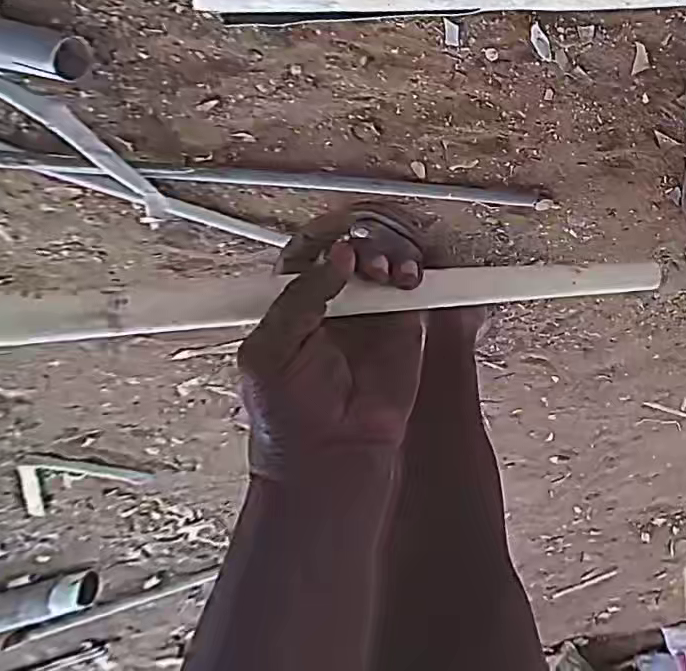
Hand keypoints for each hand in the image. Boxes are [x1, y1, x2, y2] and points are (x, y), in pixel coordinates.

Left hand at [237, 237, 424, 482]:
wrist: (334, 453)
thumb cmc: (288, 415)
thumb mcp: (269, 353)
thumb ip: (298, 299)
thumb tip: (337, 257)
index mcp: (293, 306)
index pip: (309, 256)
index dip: (324, 239)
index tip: (338, 233)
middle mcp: (335, 304)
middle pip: (354, 253)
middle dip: (364, 246)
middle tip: (365, 260)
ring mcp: (372, 313)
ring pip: (387, 265)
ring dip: (391, 257)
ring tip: (388, 273)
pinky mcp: (405, 325)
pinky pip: (415, 289)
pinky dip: (416, 276)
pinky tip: (409, 281)